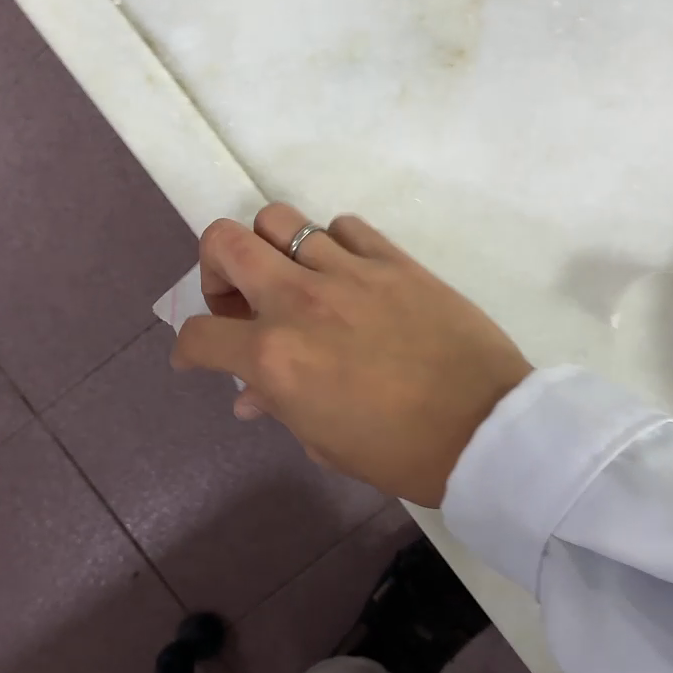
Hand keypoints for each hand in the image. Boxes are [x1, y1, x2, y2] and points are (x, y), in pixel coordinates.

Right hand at [171, 203, 532, 507]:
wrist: (486, 429)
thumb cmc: (399, 452)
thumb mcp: (324, 441)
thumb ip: (278, 405)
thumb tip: (250, 395)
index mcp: (275, 355)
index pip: (199, 334)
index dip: (187, 349)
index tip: (197, 358)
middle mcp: (299, 300)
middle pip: (224, 241)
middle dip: (215, 268)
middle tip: (239, 300)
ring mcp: (348, 270)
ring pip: (281, 220)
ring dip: (273, 250)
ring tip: (295, 281)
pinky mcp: (393, 258)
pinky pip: (344, 226)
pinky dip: (334, 245)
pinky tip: (348, 275)